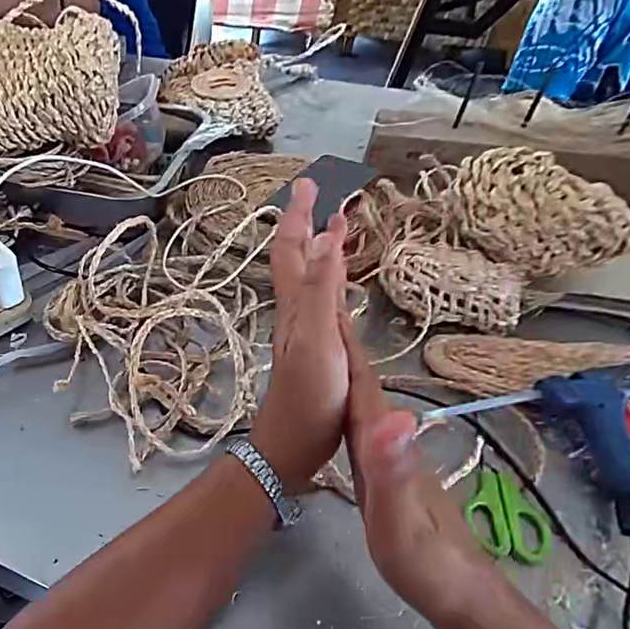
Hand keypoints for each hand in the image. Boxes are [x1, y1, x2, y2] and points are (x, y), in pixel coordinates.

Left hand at [249, 179, 350, 492]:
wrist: (294, 445)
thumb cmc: (308, 395)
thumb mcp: (318, 338)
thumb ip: (322, 289)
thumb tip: (324, 236)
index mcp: (294, 304)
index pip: (292, 249)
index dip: (299, 216)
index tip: (311, 183)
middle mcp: (294, 312)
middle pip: (295, 259)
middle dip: (305, 224)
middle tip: (320, 194)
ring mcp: (304, 331)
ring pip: (307, 278)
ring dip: (317, 248)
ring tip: (333, 226)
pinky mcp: (317, 349)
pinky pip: (321, 301)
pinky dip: (329, 279)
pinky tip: (337, 282)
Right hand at [340, 324, 511, 623]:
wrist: (460, 594)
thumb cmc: (425, 560)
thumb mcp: (400, 519)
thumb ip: (393, 471)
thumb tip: (392, 416)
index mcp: (387, 444)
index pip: (362, 387)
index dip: (346, 348)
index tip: (328, 308)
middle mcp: (391, 443)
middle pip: (363, 388)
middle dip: (345, 349)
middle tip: (323, 313)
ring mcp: (392, 460)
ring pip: (364, 406)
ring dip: (347, 374)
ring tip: (328, 350)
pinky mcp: (388, 476)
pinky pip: (363, 428)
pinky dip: (349, 407)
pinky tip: (345, 411)